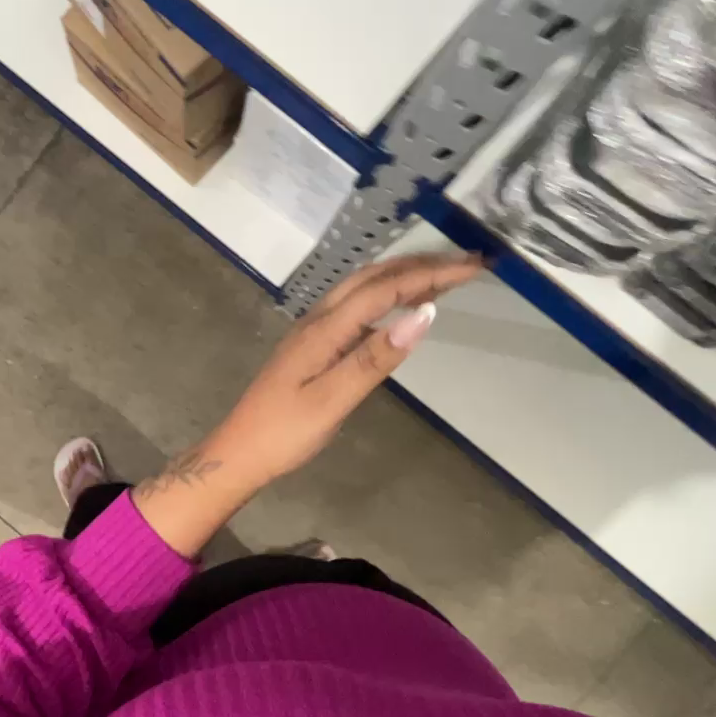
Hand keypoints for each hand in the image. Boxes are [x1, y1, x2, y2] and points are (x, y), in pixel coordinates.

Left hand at [133, 254, 480, 555]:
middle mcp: (316, 321)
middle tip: (468, 263)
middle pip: (372, 277)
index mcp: (323, 330)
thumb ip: (375, 358)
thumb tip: (424, 314)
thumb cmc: (284, 434)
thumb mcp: (332, 401)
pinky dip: (384, 296)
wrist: (239, 453)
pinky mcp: (310, 347)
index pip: (385, 288)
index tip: (476, 266)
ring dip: (402, 275)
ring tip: (444, 276)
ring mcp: (310, 332)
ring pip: (360, 288)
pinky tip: (397, 308)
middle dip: (421, 265)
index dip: (432, 274)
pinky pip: (353, 307)